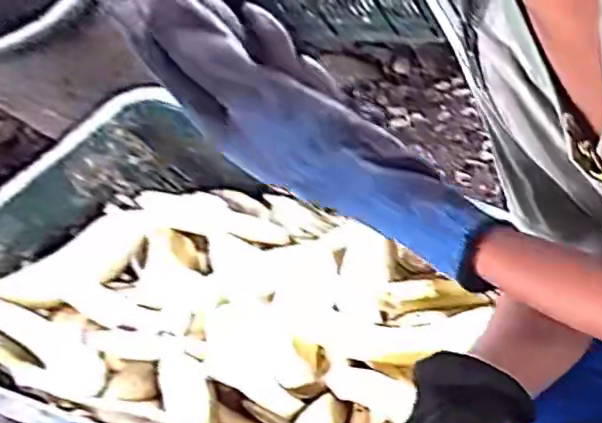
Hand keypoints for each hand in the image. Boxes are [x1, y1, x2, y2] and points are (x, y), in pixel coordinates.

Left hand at [111, 0, 498, 284]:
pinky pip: (307, 93)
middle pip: (215, 63)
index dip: (162, 17)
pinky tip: (314, 72)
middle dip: (218, 29)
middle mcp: (256, 132)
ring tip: (268, 28)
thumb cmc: (332, 154)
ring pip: (263, 74)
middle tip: (227, 5)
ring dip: (264, 47)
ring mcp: (299, 134)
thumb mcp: (252, 93)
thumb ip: (201, 48)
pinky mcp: (338, 135)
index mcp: (223, 127)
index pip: (167, 58)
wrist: (405, 192)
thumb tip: (163, 5)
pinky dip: (304, 75)